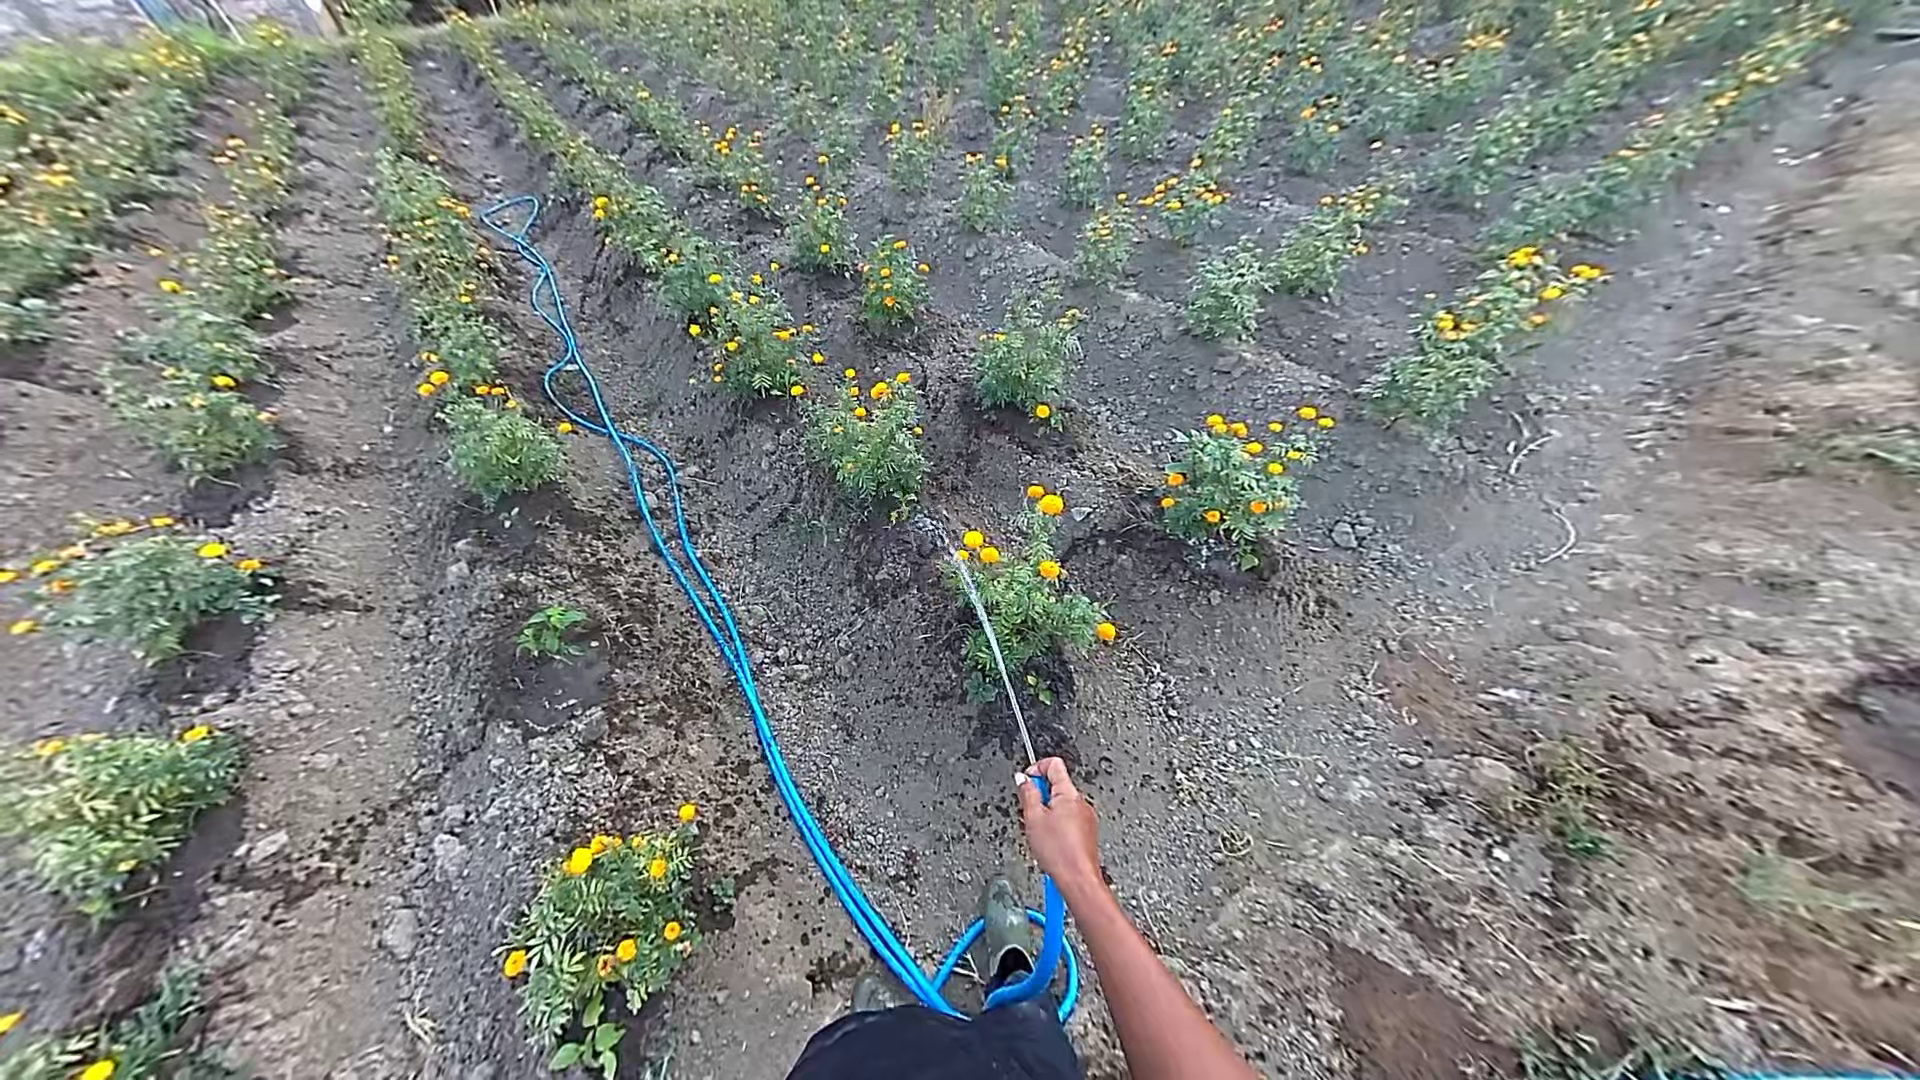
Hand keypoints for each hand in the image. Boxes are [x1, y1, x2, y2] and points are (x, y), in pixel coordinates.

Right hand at [1015, 757, 1102, 892]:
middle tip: (1030, 812)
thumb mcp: (1033, 818)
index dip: (1036, 769)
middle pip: (1056, 785)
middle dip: (1040, 795)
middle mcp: (1080, 802)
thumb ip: (1027, 794)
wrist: (1078, 880)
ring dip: (1047, 811)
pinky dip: (1057, 823)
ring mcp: (1086, 817)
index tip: (1026, 781)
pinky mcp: (1087, 831)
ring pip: (1061, 803)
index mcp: (1068, 793)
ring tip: (1039, 830)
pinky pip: (1069, 818)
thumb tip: (1022, 778)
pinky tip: (1050, 840)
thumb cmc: (1059, 853)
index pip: (1053, 764)